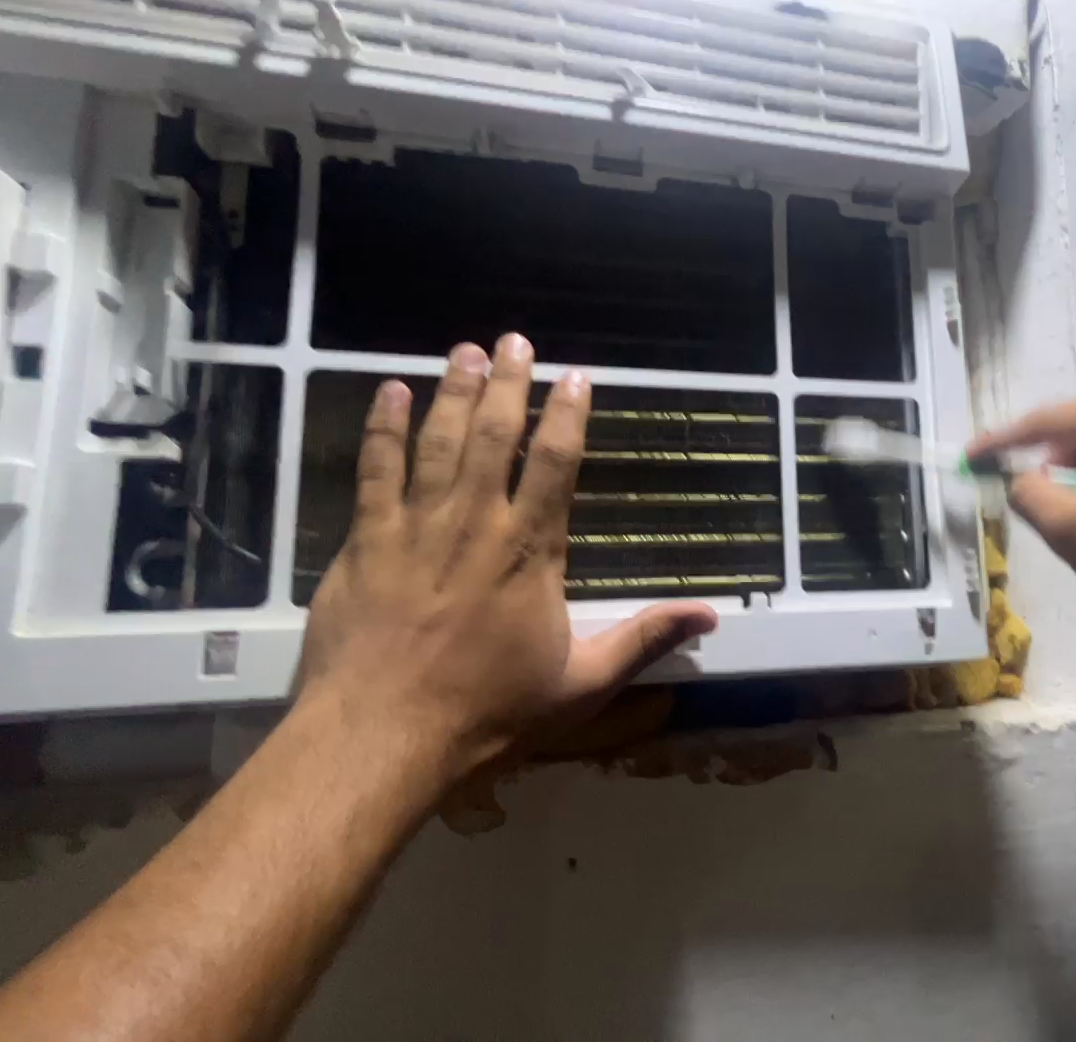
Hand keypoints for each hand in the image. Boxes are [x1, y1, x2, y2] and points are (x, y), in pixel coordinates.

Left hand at [296, 334, 716, 781]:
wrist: (384, 736)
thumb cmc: (491, 712)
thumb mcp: (585, 683)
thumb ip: (646, 639)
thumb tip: (710, 615)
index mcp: (530, 550)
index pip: (556, 463)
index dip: (567, 414)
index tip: (574, 377)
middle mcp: (476, 522)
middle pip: (494, 434)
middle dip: (506, 382)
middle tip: (512, 339)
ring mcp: (416, 526)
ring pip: (436, 441)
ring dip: (451, 391)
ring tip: (463, 351)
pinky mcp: (366, 541)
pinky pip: (374, 470)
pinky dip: (383, 427)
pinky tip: (389, 392)